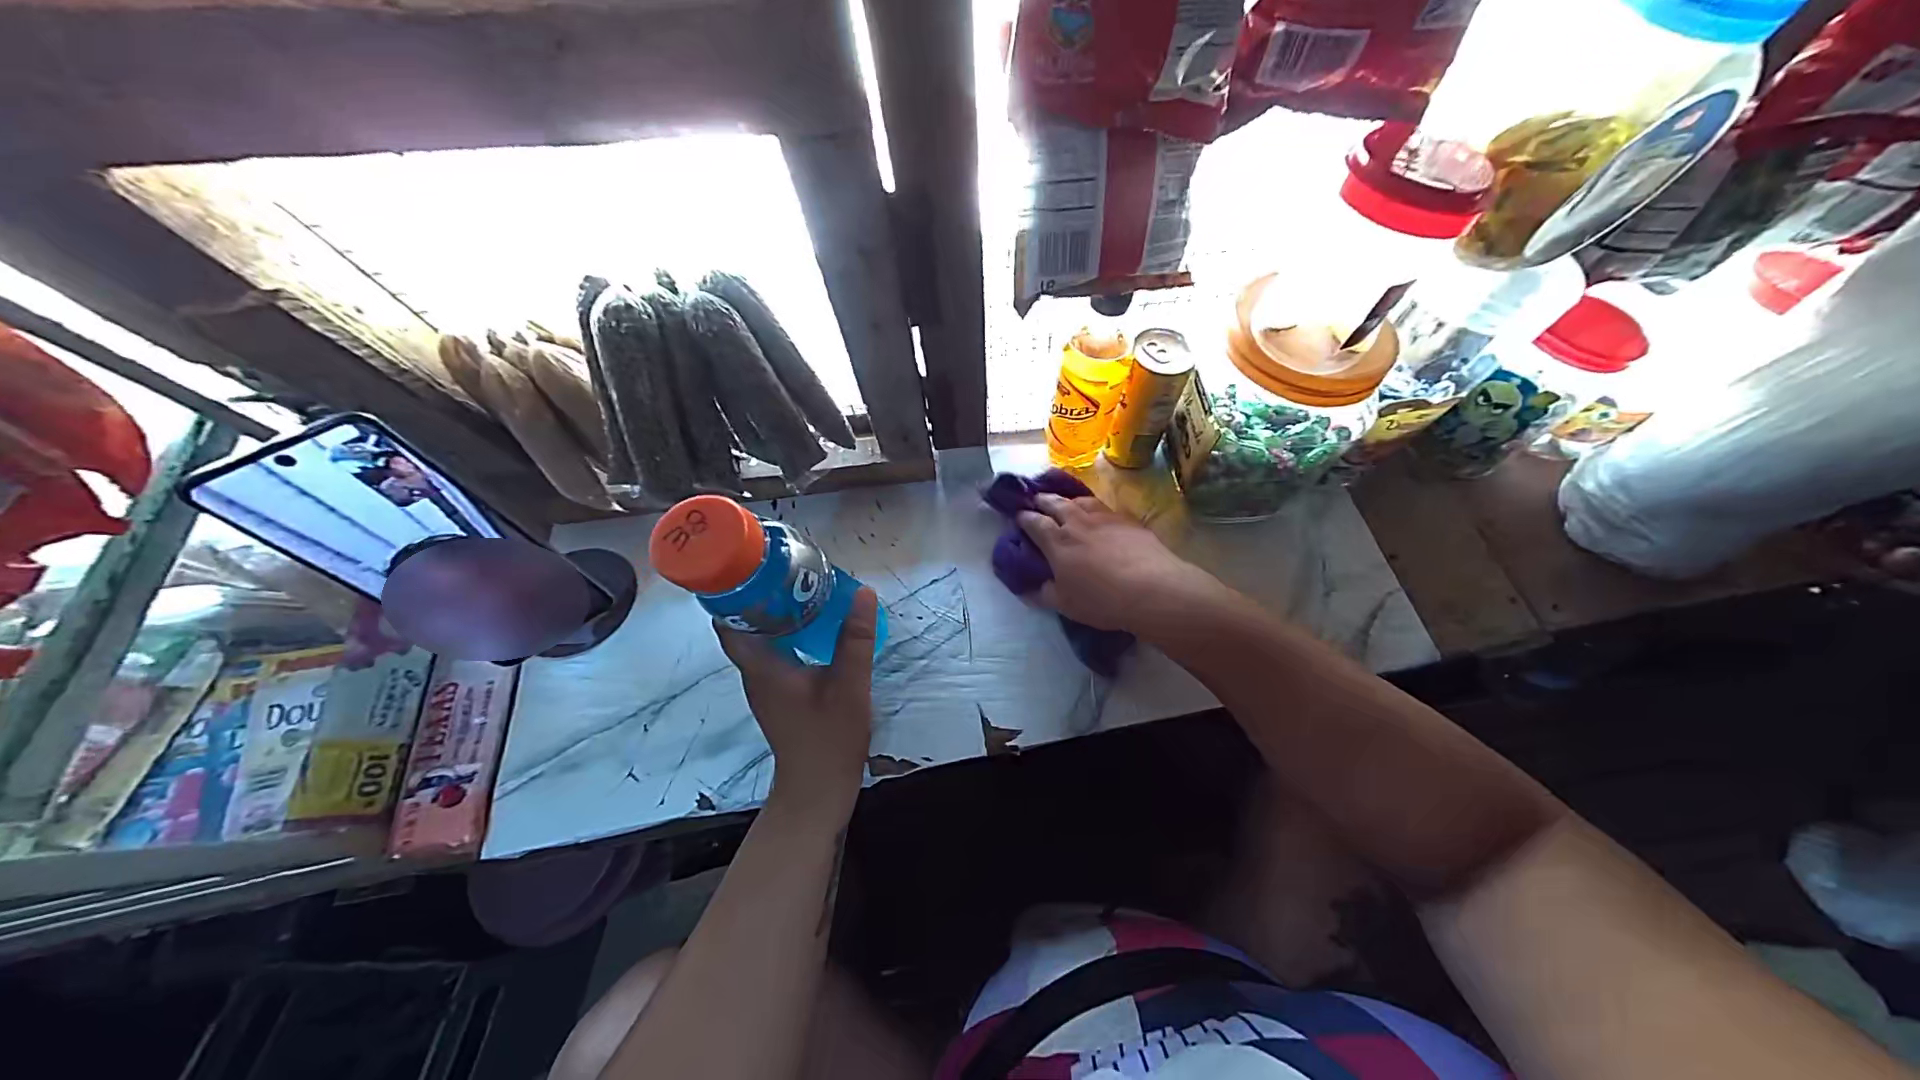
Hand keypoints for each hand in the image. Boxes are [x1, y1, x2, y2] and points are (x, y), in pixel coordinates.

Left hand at [715, 587, 878, 814]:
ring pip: (761, 640)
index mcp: (761, 666)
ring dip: (778, 616)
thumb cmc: (828, 737)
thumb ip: (855, 639)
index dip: (733, 592)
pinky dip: (789, 635)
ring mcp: (765, 687)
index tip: (754, 566)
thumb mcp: (849, 684)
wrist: (819, 788)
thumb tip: (863, 593)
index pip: (728, 622)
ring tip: (805, 591)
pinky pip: (776, 654)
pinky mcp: (778, 696)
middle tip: (789, 571)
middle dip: (762, 597)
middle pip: (745, 626)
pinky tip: (815, 628)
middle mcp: (755, 673)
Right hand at [1017, 493, 1220, 633]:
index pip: (1034, 523)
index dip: (1023, 518)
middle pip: (1054, 503)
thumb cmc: (1102, 600)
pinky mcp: (1127, 520)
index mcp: (1057, 542)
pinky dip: (1094, 507)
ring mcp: (1104, 517)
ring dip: (1068, 499)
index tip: (1018, 516)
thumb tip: (1031, 588)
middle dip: (1042, 500)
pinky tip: (1098, 514)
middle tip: (1036, 500)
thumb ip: (1045, 593)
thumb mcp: (1066, 604)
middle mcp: (1077, 522)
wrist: (1151, 588)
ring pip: (1080, 500)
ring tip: (1065, 502)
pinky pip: (1104, 507)